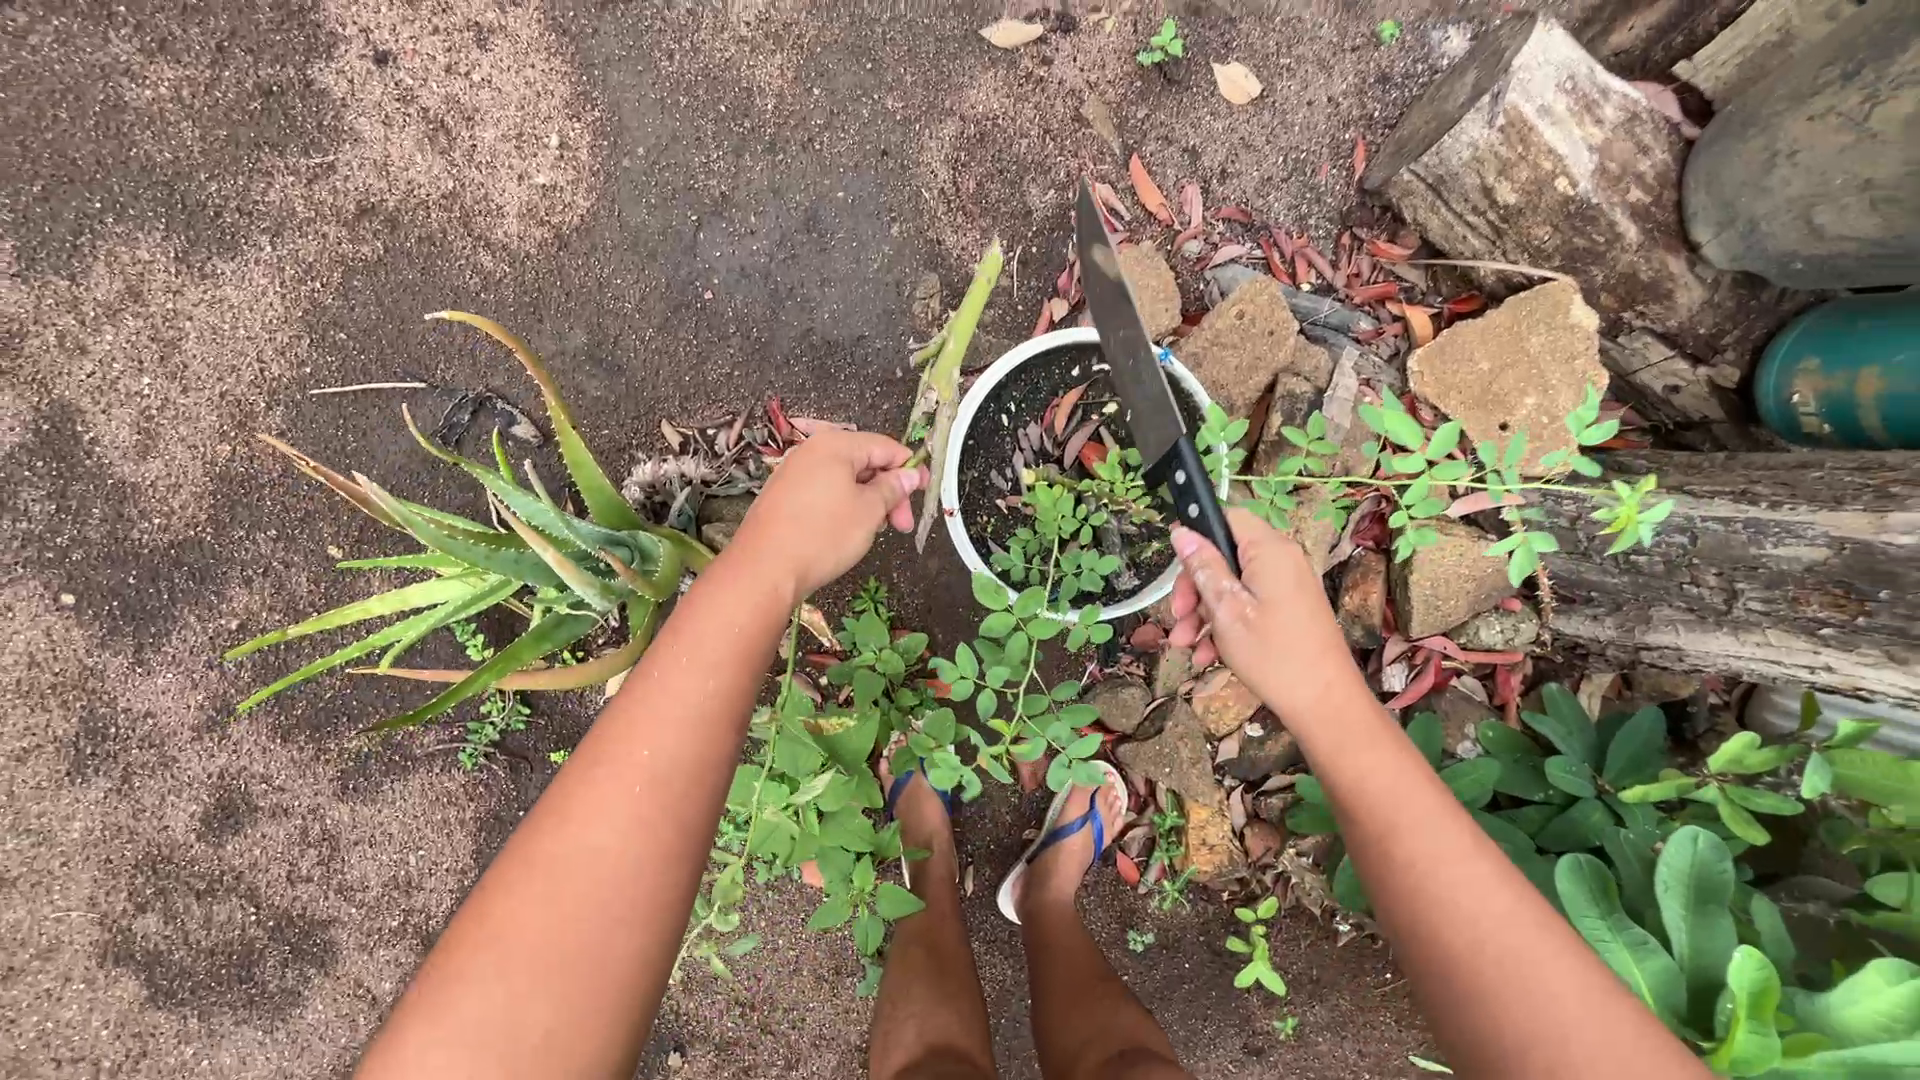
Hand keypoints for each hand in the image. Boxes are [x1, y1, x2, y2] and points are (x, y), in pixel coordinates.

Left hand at [727, 431, 927, 603]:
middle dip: (889, 490)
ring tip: (875, 531)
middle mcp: (812, 451)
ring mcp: (794, 472)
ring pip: (845, 479)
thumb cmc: (822, 536)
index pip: (885, 446)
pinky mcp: (784, 495)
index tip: (923, 492)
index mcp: (835, 445)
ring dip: (868, 501)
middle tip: (902, 524)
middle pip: (864, 461)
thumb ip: (892, 488)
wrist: (764, 570)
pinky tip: (849, 531)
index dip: (909, 469)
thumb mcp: (869, 511)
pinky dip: (844, 506)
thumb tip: (908, 475)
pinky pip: (825, 491)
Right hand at [1167, 508, 1361, 730]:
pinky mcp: (1288, 608)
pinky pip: (1248, 603)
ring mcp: (1286, 586)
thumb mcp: (1226, 609)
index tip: (1177, 568)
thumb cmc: (1273, 655)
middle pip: (1225, 554)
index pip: (1227, 517)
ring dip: (1204, 611)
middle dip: (1195, 586)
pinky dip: (1225, 623)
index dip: (1197, 536)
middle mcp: (1282, 560)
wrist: (1323, 703)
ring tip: (1186, 645)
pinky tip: (1207, 655)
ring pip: (1232, 584)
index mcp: (1270, 550)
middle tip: (1178, 616)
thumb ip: (1203, 567)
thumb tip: (1181, 531)